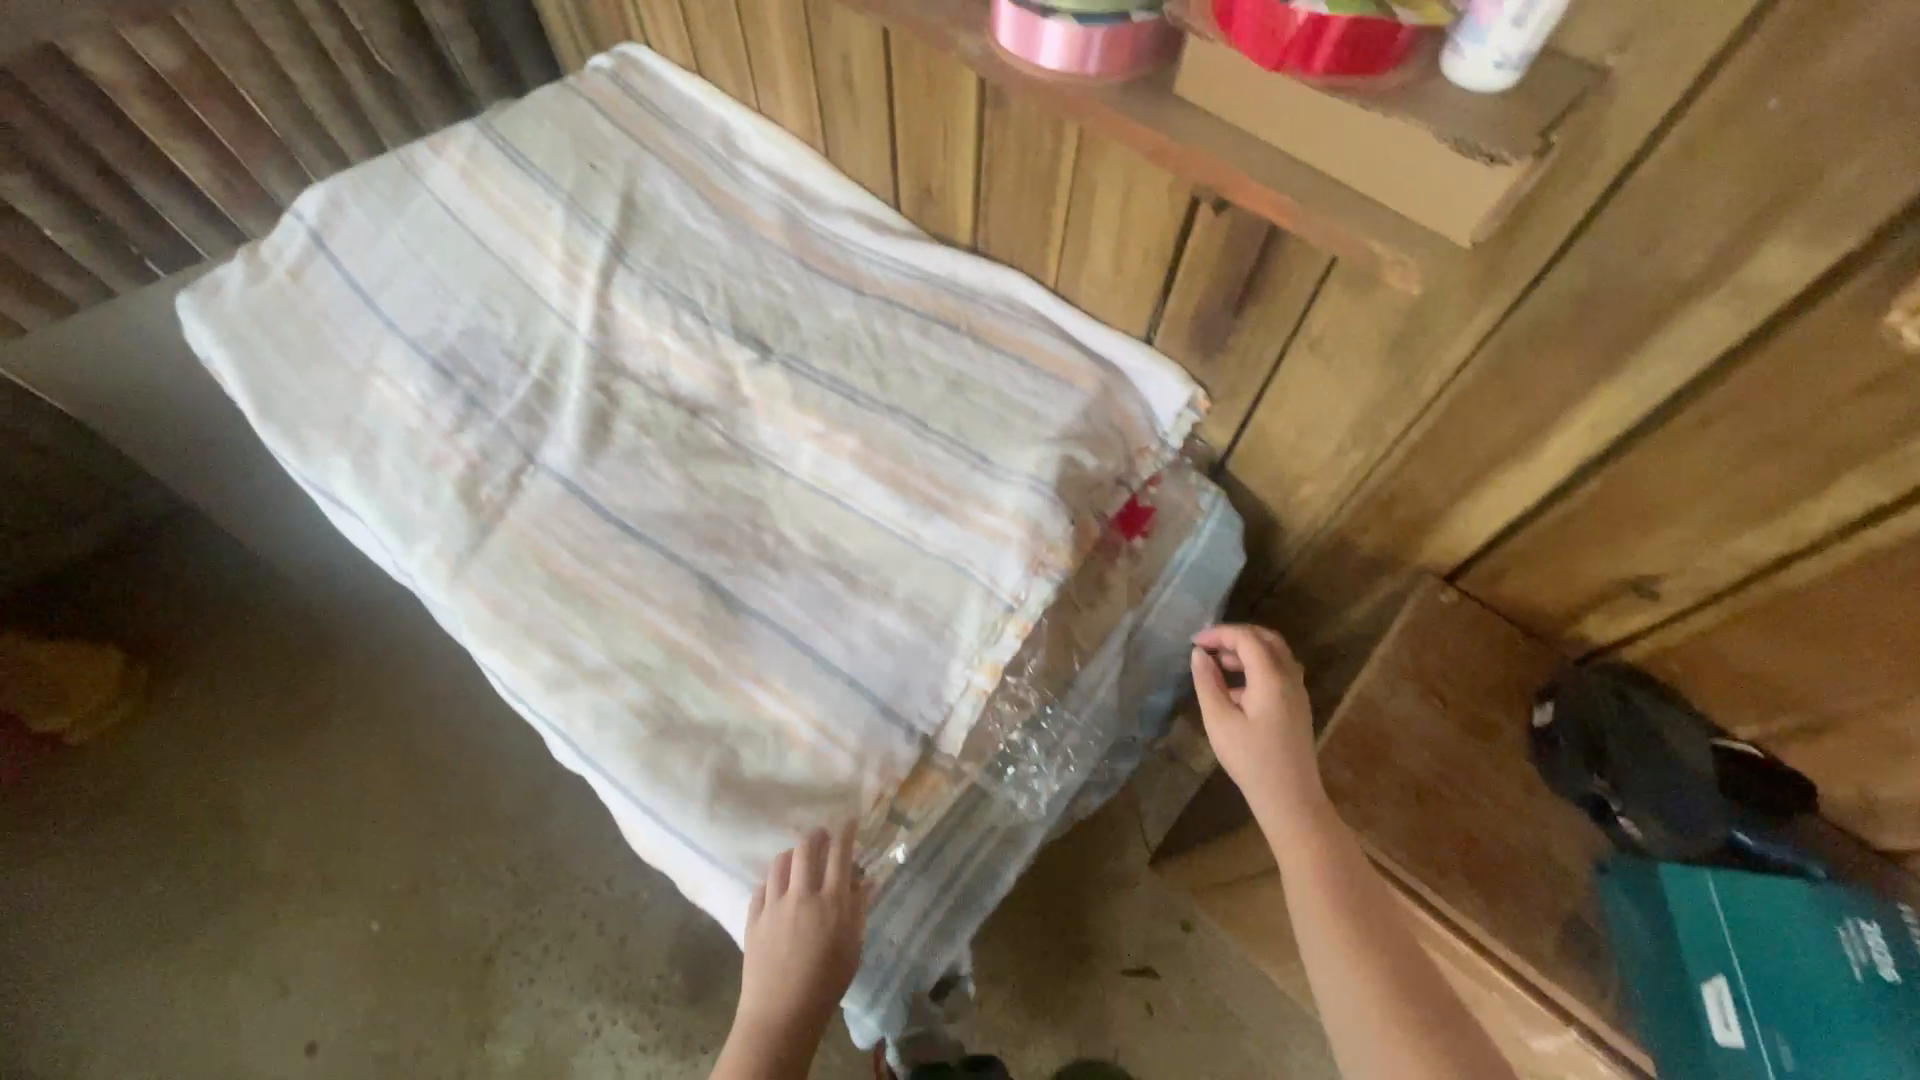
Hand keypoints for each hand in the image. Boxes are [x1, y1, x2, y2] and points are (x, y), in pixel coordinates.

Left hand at [729, 823, 867, 1064]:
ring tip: (798, 858)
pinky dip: (773, 880)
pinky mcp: (754, 917)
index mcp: (832, 902)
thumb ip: (859, 909)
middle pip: (806, 848)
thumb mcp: (853, 946)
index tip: (848, 822)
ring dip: (792, 854)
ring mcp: (774, 904)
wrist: (782, 1013)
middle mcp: (802, 894)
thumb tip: (868, 880)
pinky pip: (762, 886)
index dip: (845, 832)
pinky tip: (777, 886)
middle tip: (822, 835)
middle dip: (816, 835)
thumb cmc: (827, 982)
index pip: (840, 854)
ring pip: (780, 862)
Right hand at [1190, 625, 1322, 817]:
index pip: (1247, 638)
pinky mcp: (1298, 706)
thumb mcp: (1219, 721)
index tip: (1194, 643)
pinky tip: (1235, 690)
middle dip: (1236, 637)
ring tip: (1218, 666)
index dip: (1219, 634)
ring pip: (1275, 655)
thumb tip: (1198, 654)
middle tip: (1208, 648)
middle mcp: (1290, 678)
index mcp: (1272, 678)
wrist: (1289, 798)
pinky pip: (1279, 672)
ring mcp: (1298, 692)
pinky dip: (1257, 667)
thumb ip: (1208, 683)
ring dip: (1247, 651)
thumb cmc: (1250, 760)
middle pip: (1267, 639)